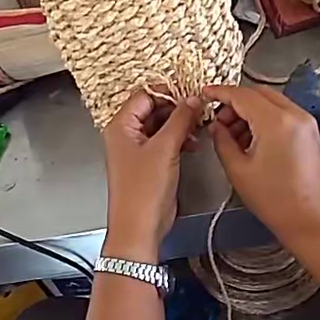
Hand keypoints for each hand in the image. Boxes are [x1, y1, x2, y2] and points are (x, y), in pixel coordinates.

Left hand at [102, 90, 203, 260]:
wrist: (140, 226)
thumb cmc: (143, 191)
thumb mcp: (165, 148)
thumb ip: (180, 119)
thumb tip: (192, 100)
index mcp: (121, 126)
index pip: (144, 95)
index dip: (168, 93)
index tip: (190, 95)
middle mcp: (126, 136)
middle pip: (152, 109)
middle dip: (176, 110)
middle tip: (198, 111)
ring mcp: (137, 150)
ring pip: (160, 126)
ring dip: (180, 125)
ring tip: (197, 129)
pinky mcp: (149, 164)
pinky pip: (164, 142)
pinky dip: (179, 140)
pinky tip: (192, 144)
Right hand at [202, 85, 319, 248]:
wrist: (310, 220)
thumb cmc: (277, 201)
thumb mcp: (238, 170)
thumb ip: (222, 141)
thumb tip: (216, 127)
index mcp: (275, 122)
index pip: (242, 95)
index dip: (220, 92)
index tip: (206, 93)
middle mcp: (294, 115)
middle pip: (258, 93)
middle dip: (235, 103)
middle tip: (218, 121)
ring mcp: (305, 122)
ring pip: (271, 102)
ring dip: (250, 111)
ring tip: (233, 135)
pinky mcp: (310, 133)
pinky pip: (282, 114)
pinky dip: (264, 118)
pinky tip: (251, 139)